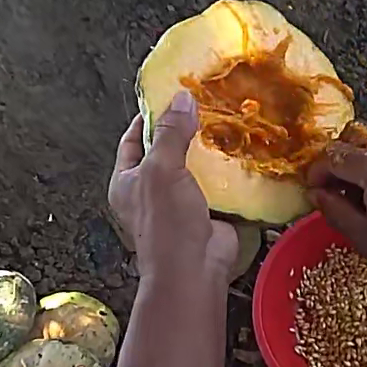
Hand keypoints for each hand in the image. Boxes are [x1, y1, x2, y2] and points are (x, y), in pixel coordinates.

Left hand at [110, 93, 239, 285]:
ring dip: (208, 150)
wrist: (194, 269)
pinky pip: (216, 185)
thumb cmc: (166, 222)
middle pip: (166, 152)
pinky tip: (240, 151)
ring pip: (194, 167)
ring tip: (226, 122)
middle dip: (183, 132)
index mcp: (127, 181)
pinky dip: (227, 171)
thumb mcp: (161, 169)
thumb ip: (171, 133)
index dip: (149, 118)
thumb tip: (182, 98)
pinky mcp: (207, 212)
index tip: (168, 97)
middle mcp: (151, 191)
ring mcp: (180, 203)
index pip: (133, 140)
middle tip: (204, 105)